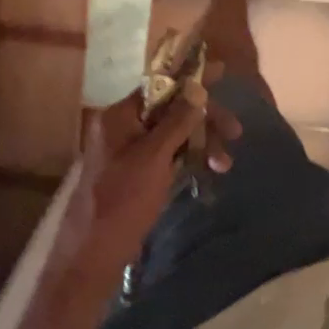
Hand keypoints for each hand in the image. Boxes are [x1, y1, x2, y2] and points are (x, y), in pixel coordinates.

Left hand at [51, 88, 242, 290]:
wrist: (91, 256)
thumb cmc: (121, 201)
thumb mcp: (154, 157)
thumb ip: (177, 121)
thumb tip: (198, 88)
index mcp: (120, 116)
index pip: (161, 84)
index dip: (192, 78)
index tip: (222, 72)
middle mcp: (124, 127)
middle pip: (172, 109)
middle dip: (205, 119)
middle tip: (236, 134)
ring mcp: (130, 151)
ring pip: (174, 133)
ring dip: (202, 142)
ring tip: (224, 166)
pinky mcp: (138, 174)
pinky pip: (169, 154)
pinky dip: (189, 158)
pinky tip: (209, 170)